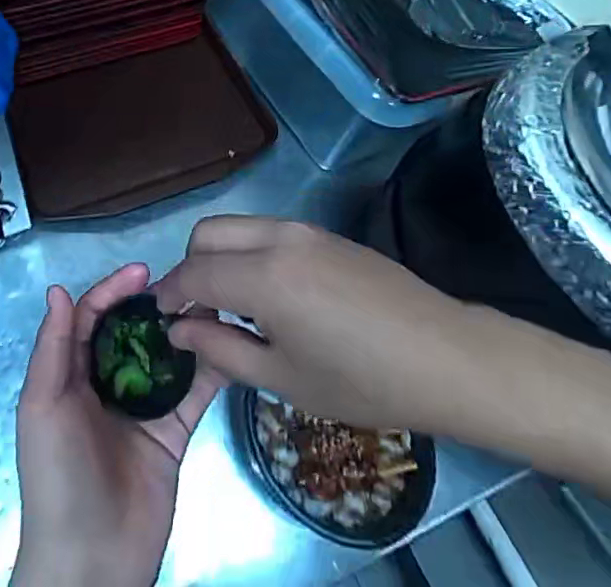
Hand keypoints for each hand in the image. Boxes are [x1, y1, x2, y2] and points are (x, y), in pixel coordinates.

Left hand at [12, 263, 225, 586]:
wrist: (90, 559)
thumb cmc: (56, 475)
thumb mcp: (42, 405)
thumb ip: (54, 347)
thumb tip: (57, 289)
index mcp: (68, 373)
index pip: (92, 317)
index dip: (113, 290)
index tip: (143, 270)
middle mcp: (103, 384)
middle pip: (131, 331)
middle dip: (153, 305)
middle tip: (185, 282)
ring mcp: (140, 408)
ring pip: (164, 357)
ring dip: (183, 331)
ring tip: (211, 303)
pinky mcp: (171, 434)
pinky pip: (191, 394)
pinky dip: (208, 370)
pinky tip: (227, 345)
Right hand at [151, 215, 497, 433]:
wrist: (450, 358)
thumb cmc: (365, 381)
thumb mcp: (284, 378)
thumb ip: (220, 349)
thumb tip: (178, 330)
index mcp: (264, 277)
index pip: (194, 272)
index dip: (169, 292)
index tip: (159, 315)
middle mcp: (278, 239)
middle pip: (207, 234)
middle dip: (190, 267)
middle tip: (198, 310)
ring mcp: (304, 231)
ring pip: (237, 228)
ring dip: (220, 258)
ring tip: (233, 305)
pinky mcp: (325, 235)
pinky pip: (266, 232)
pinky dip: (248, 254)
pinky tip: (270, 296)